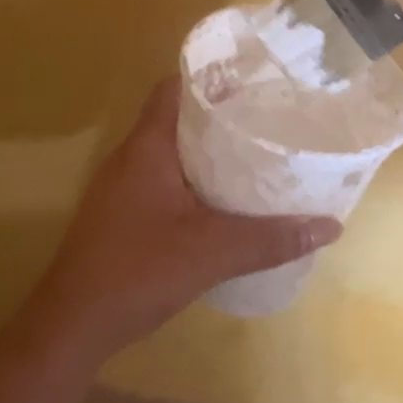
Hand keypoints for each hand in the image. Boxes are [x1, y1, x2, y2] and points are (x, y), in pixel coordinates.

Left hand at [24, 77, 341, 359]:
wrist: (72, 324)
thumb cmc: (137, 271)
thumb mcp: (211, 253)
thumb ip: (269, 239)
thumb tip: (330, 224)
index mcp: (147, 147)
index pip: (174, 88)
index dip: (210, 78)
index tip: (251, 81)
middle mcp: (131, 157)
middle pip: (176, 118)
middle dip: (218, 116)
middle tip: (266, 119)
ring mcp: (121, 187)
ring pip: (170, 152)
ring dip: (205, 152)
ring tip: (253, 155)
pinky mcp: (121, 215)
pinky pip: (162, 180)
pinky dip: (192, 181)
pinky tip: (220, 203)